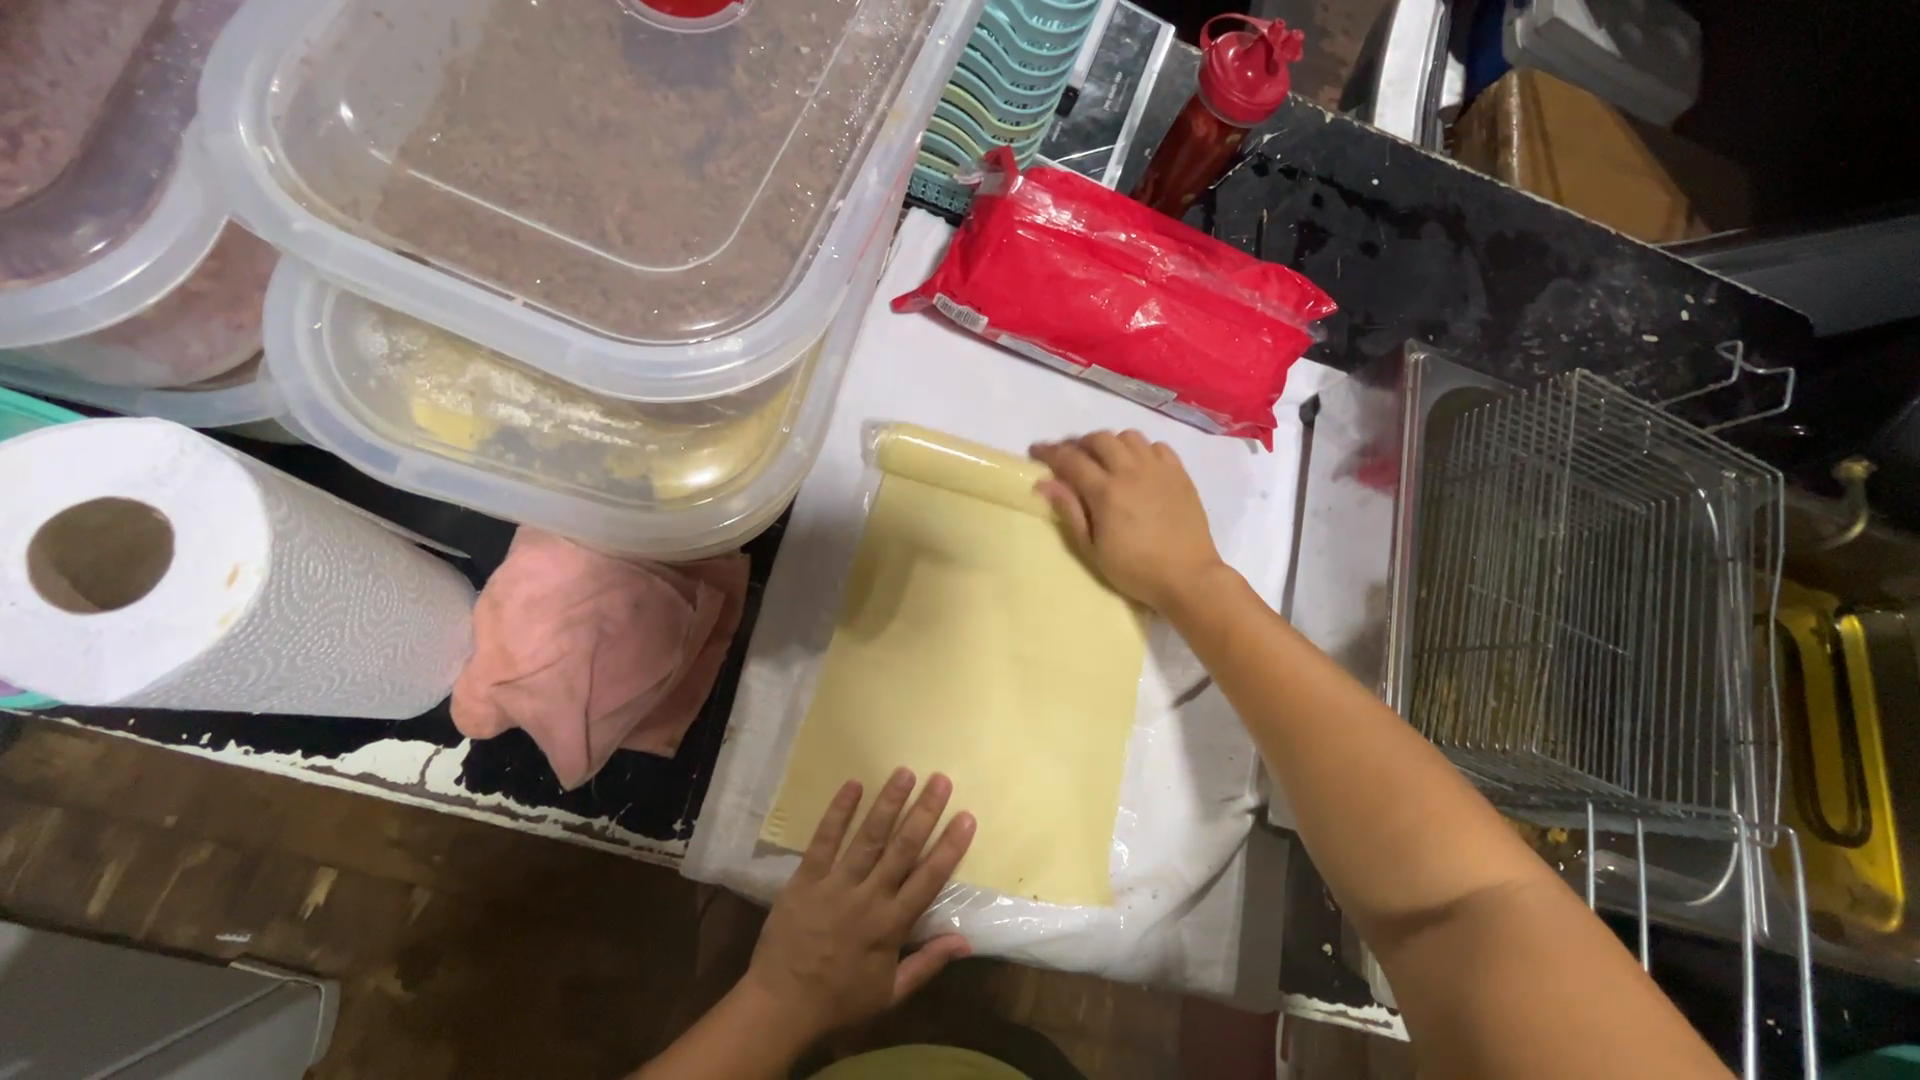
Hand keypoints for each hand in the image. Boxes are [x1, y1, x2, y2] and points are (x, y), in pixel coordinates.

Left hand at [739, 768, 975, 1044]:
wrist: (781, 1004)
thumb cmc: (840, 1000)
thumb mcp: (891, 993)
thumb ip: (928, 963)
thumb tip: (966, 942)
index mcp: (891, 926)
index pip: (928, 879)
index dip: (949, 847)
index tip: (966, 817)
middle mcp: (868, 899)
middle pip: (901, 849)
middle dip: (923, 812)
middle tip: (940, 780)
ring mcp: (835, 886)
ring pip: (867, 838)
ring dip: (888, 804)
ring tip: (904, 773)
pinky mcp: (805, 879)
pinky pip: (824, 840)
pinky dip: (838, 812)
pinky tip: (852, 785)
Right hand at [1030, 431, 1228, 613]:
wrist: (1187, 577)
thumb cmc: (1135, 570)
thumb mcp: (1092, 549)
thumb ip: (1070, 512)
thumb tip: (1045, 483)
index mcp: (1106, 492)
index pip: (1070, 459)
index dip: (1050, 451)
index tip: (1037, 450)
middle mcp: (1131, 471)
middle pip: (1100, 439)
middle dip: (1080, 444)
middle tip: (1072, 459)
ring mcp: (1159, 469)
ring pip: (1129, 437)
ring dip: (1111, 444)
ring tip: (1106, 461)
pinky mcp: (1180, 474)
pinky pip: (1157, 447)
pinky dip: (1142, 450)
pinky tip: (1138, 467)